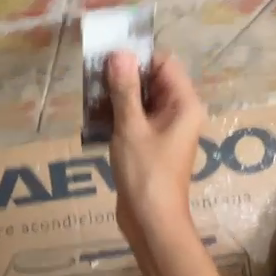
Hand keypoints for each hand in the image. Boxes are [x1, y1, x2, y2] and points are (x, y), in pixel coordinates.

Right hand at [108, 49, 205, 246]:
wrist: (151, 221)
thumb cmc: (146, 174)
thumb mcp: (131, 128)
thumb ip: (125, 90)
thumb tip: (120, 53)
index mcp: (184, 105)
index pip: (165, 64)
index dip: (138, 59)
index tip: (108, 62)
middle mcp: (179, 113)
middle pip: (152, 81)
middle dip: (124, 78)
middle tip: (93, 79)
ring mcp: (165, 131)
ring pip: (141, 102)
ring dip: (117, 99)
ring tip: (90, 101)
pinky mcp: (151, 146)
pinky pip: (136, 121)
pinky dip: (118, 118)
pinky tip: (94, 121)